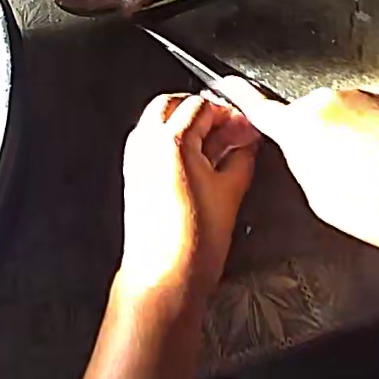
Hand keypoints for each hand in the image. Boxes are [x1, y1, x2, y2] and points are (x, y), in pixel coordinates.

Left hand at [116, 93, 257, 304]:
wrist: (164, 274)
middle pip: (173, 103)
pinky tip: (194, 157)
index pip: (199, 104)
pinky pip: (150, 138)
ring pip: (158, 118)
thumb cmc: (193, 242)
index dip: (225, 110)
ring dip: (184, 121)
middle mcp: (147, 141)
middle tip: (226, 126)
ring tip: (214, 142)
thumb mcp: (231, 192)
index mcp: (172, 140)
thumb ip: (241, 156)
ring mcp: (136, 155)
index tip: (241, 122)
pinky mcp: (132, 169)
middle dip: (200, 109)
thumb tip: (246, 140)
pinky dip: (170, 137)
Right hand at [211, 79, 378, 268]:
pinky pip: (359, 113)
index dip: (238, 94)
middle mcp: (323, 103)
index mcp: (299, 128)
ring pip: (333, 115)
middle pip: (302, 115)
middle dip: (312, 136)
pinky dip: (366, 132)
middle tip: (337, 172)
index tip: (227, 83)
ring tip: (371, 171)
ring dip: (342, 135)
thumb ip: (299, 164)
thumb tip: (298, 150)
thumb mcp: (320, 199)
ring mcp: (356, 97)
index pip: (257, 104)